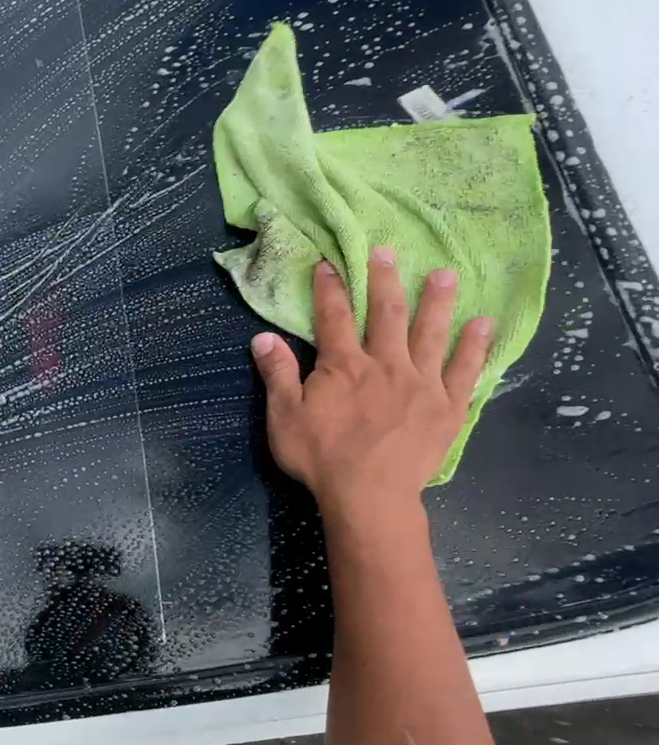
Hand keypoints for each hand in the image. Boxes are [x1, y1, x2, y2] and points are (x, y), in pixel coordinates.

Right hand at [250, 247, 493, 517]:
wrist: (369, 492)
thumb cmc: (318, 455)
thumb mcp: (283, 415)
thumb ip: (277, 374)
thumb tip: (262, 338)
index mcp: (342, 367)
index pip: (333, 319)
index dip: (330, 290)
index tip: (330, 264)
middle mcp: (385, 364)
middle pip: (386, 315)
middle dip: (384, 281)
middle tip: (388, 252)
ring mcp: (422, 382)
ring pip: (431, 333)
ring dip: (437, 301)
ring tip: (444, 274)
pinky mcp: (447, 404)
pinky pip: (465, 368)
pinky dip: (475, 345)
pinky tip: (482, 325)